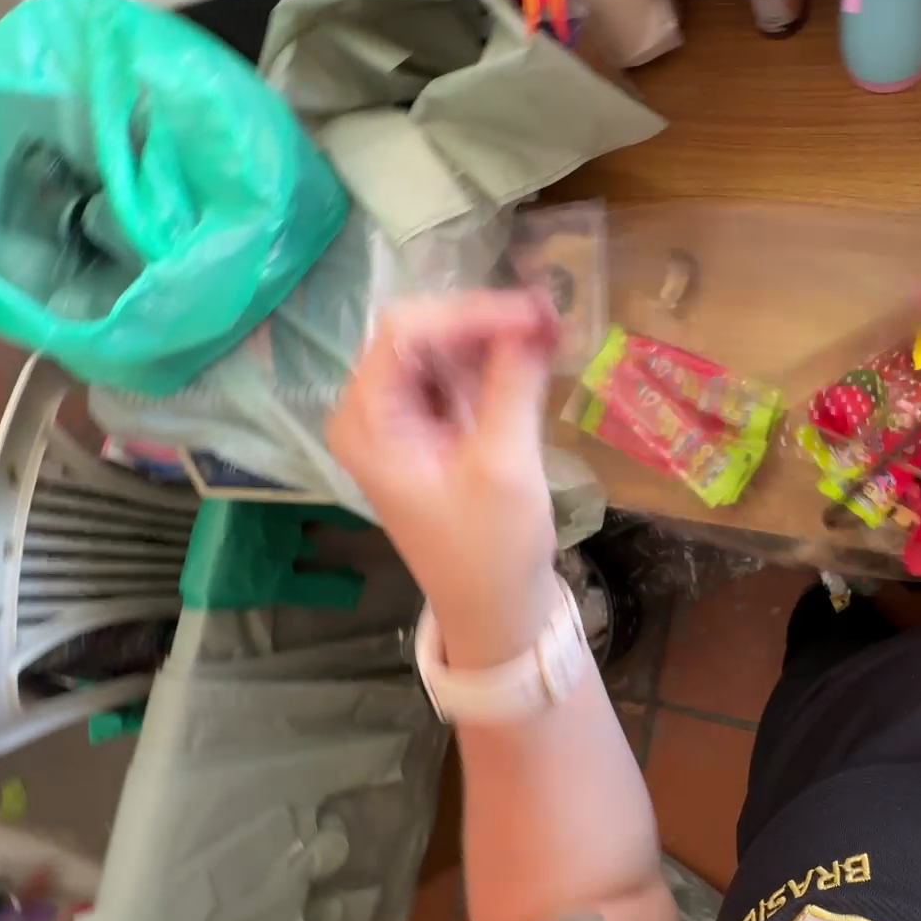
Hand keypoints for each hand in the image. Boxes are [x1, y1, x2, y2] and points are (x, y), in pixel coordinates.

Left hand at [328, 291, 562, 670]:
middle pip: (424, 336)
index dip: (472, 312)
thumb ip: (514, 384)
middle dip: (486, 321)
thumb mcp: (504, 465)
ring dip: (496, 338)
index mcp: (368, 421)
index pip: (407, 333)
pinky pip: (462, 380)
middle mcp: (375, 412)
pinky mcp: (435, 432)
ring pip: (447, 353)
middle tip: (550, 315)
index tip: (536, 311)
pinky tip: (536, 355)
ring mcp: (405, 421)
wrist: (497, 609)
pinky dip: (498, 365)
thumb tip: (536, 317)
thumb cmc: (492, 550)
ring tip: (552, 328)